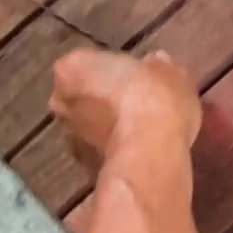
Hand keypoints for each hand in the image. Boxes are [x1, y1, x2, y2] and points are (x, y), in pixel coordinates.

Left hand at [49, 49, 203, 158]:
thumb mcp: (170, 73)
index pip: (93, 63)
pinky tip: (143, 156)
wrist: (153, 155)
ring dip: (112, 129)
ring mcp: (71, 137)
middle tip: (143, 109)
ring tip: (145, 136)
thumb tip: (159, 65)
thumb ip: (158, 69)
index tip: (143, 83)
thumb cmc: (156, 102)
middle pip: (87, 96)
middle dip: (109, 102)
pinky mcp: (87, 169)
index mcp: (73, 66)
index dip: (121, 74)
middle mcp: (61, 99)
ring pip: (93, 127)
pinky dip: (119, 153)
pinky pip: (104, 155)